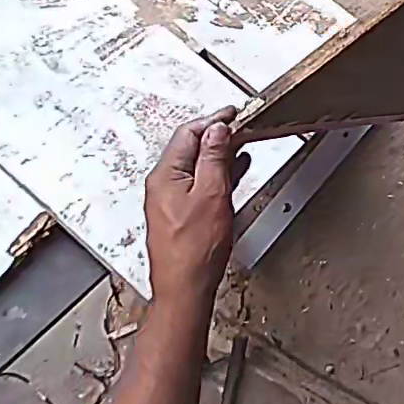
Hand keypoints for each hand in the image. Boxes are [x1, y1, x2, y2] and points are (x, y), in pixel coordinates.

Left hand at [143, 108, 249, 308]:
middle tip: (239, 128)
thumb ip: (214, 157)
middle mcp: (163, 185)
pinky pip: (198, 185)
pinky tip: (232, 173)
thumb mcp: (211, 194)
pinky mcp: (179, 215)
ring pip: (196, 167)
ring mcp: (170, 201)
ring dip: (218, 155)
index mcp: (165, 175)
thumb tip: (217, 130)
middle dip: (216, 136)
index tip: (231, 114)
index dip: (212, 120)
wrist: (185, 289)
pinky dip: (216, 175)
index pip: (188, 134)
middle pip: (190, 148)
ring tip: (241, 146)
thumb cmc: (194, 250)